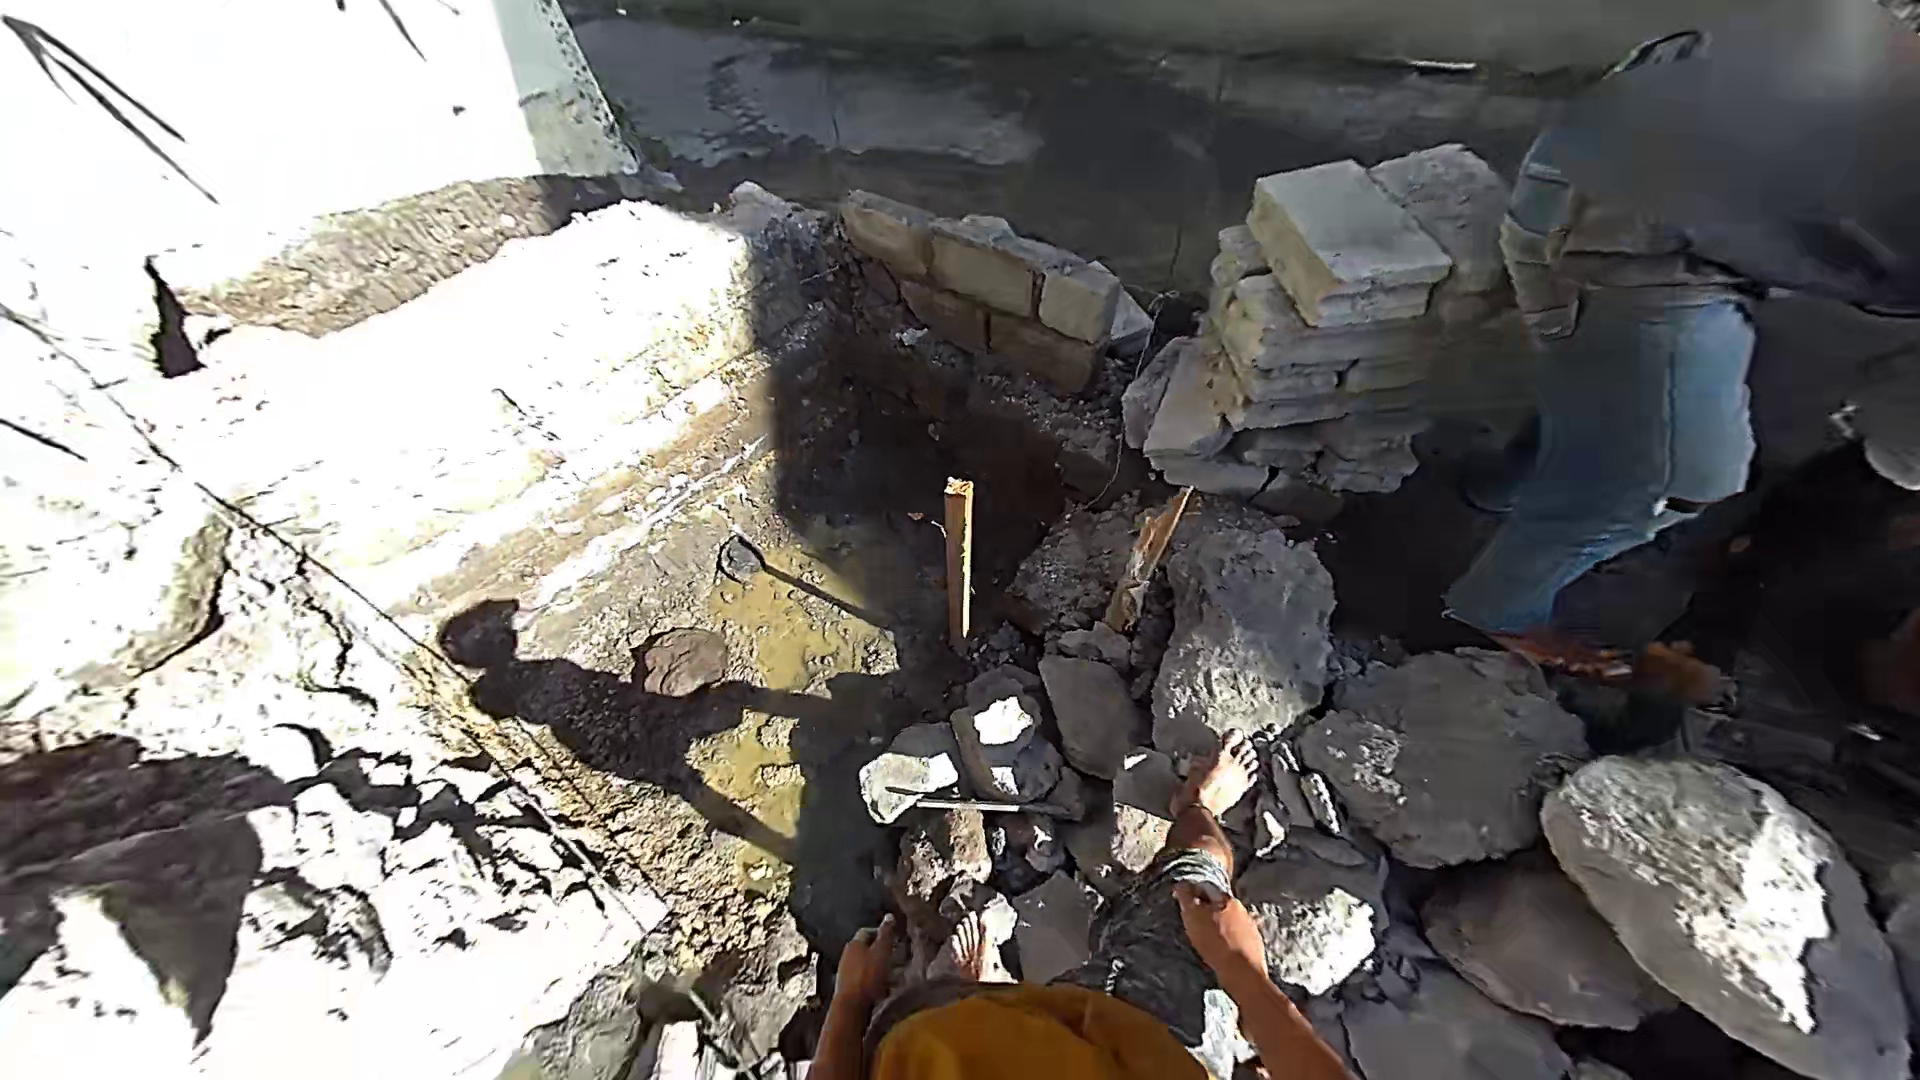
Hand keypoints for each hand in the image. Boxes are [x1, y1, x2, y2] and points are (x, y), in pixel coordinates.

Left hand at [834, 914, 896, 1012]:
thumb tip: (889, 916)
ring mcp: (845, 973)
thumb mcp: (881, 952)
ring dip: (878, 968)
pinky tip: (882, 990)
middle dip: (881, 952)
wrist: (851, 1009)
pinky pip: (863, 980)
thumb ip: (886, 934)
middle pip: (867, 949)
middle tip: (894, 957)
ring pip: (866, 965)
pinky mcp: (847, 989)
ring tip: (892, 975)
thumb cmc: (867, 976)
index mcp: (854, 943)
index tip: (893, 939)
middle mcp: (847, 955)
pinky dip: (873, 982)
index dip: (881, 933)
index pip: (868, 931)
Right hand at [1175, 884, 1267, 986]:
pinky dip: (1230, 941)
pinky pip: (1239, 939)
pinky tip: (1223, 950)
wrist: (1243, 975)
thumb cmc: (1215, 942)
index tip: (1185, 904)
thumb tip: (1181, 885)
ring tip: (1209, 938)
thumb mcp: (1192, 916)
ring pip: (1230, 922)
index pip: (1206, 888)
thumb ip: (1185, 897)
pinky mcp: (1257, 948)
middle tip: (1196, 922)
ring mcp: (1252, 929)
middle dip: (1207, 911)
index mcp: (1227, 898)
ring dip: (1220, 926)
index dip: (1192, 895)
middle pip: (1219, 906)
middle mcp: (1243, 910)